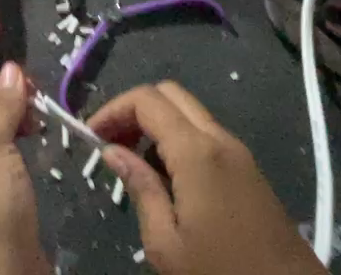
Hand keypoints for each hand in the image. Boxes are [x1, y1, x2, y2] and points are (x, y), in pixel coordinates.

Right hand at [91, 82, 325, 274]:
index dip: (113, 109)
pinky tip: (167, 180)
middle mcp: (220, 139)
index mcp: (197, 151)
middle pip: (169, 94)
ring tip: (134, 165)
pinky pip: (206, 135)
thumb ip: (140, 188)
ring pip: (189, 113)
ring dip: (157, 125)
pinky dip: (178, 140)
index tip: (90, 136)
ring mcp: (240, 154)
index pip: (146, 100)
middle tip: (111, 143)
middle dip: (134, 109)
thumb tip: (112, 151)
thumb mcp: (167, 245)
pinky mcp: (250, 172)